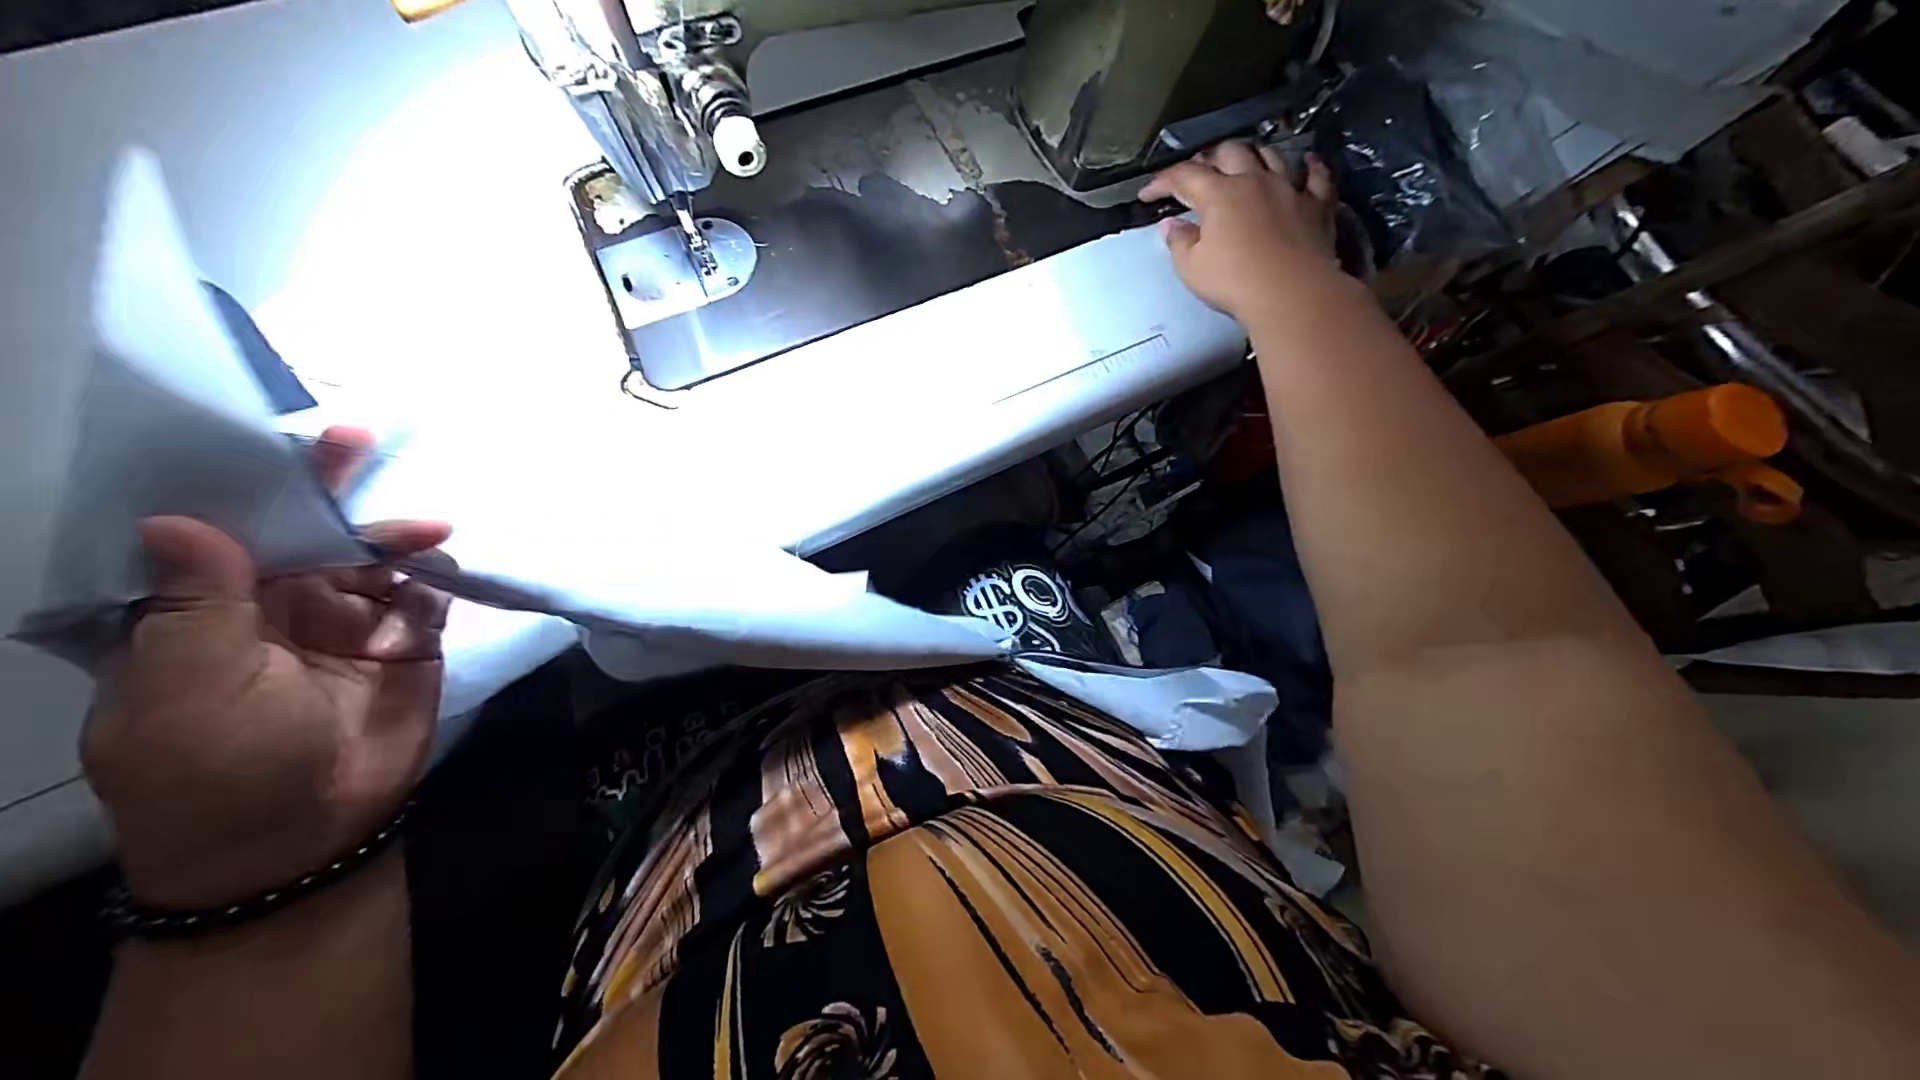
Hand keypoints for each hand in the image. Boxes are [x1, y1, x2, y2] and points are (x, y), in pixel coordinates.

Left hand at [83, 427, 452, 909]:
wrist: (308, 836)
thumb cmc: (220, 767)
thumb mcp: (189, 689)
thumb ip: (196, 606)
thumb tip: (179, 520)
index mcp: (208, 612)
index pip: (227, 533)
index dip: (248, 486)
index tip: (274, 442)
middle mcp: (279, 607)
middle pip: (308, 533)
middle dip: (331, 492)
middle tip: (356, 442)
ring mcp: (349, 624)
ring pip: (376, 559)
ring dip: (397, 538)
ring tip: (428, 532)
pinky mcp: (408, 643)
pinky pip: (425, 596)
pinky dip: (437, 578)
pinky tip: (444, 568)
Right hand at [1140, 141, 1341, 319]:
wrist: (1290, 292)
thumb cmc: (1234, 280)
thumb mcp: (1191, 267)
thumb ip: (1179, 242)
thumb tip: (1171, 226)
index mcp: (1219, 194)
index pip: (1184, 176)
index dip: (1162, 182)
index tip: (1148, 194)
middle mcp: (1255, 181)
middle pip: (1230, 153)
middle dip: (1209, 158)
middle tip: (1198, 170)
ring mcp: (1289, 189)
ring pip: (1271, 156)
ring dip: (1253, 154)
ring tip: (1243, 161)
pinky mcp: (1317, 205)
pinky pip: (1316, 177)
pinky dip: (1310, 167)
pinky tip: (1307, 163)